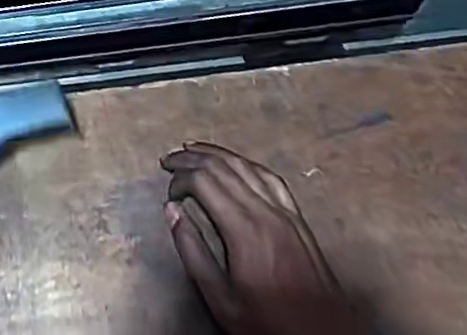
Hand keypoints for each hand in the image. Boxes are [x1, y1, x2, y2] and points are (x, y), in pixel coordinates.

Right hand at [162, 141, 362, 334]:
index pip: (203, 181)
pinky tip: (235, 162)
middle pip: (221, 166)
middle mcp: (264, 210)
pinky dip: (246, 163)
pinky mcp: (298, 217)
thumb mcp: (222, 301)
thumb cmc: (268, 324)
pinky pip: (269, 177)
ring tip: (192, 149)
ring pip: (244, 165)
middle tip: (169, 160)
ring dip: (215, 153)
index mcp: (243, 229)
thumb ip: (193, 253)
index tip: (169, 192)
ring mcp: (284, 211)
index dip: (180, 178)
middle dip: (191, 158)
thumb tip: (172, 210)